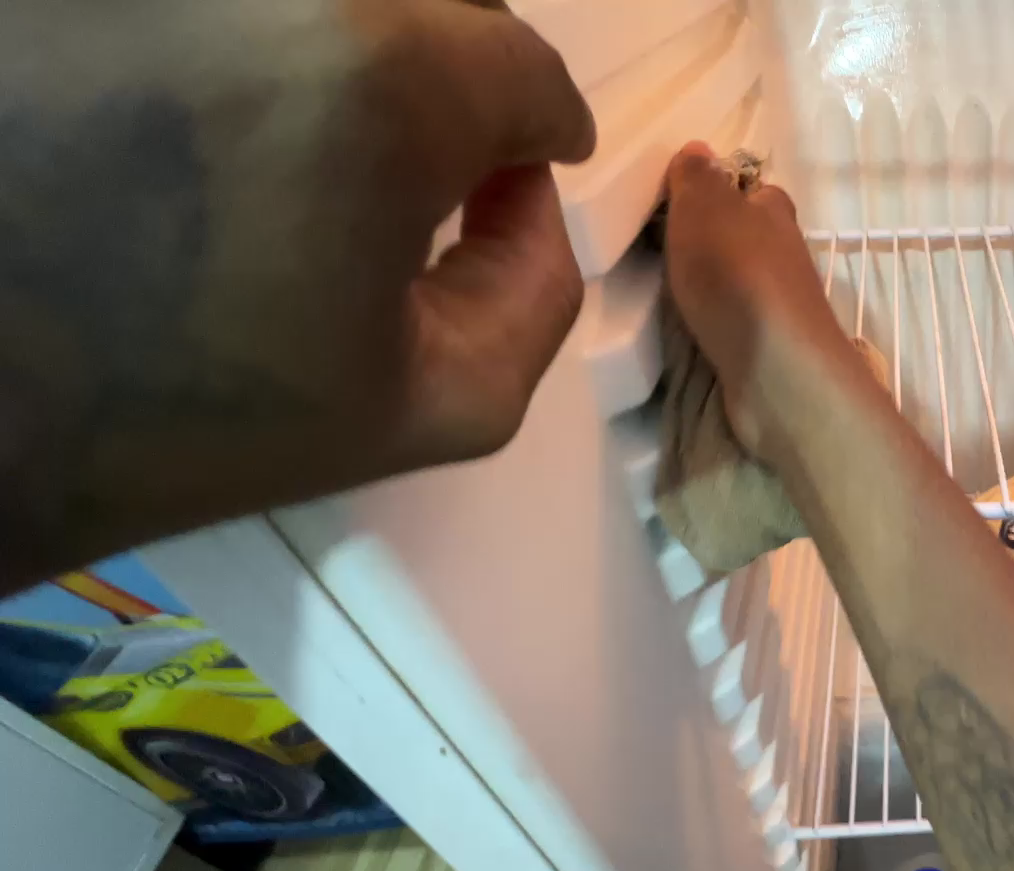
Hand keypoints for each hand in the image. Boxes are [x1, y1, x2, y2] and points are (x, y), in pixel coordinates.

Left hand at [0, 0, 593, 586]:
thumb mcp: (452, 401)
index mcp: (365, 87)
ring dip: (369, 48)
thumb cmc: (198, 417)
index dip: (544, 121)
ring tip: (326, 145)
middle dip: (462, 70)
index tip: (533, 159)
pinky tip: (228, 122)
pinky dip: (268, 50)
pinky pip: (244, 19)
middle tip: (444, 147)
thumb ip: (541, 285)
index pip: (516, 59)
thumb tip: (526, 192)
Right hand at [661, 142, 874, 459]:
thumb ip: (698, 179)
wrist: (777, 370)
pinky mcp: (773, 352)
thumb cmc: (739, 276)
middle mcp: (787, 258)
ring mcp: (783, 309)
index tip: (683, 204)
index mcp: (775, 213)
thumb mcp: (706, 208)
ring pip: (744, 286)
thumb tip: (700, 150)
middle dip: (714, 244)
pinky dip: (719, 325)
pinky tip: (694, 330)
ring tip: (667, 291)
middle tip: (663, 251)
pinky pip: (739, 327)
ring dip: (715, 288)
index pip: (753, 191)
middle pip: (748, 241)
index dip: (722, 193)